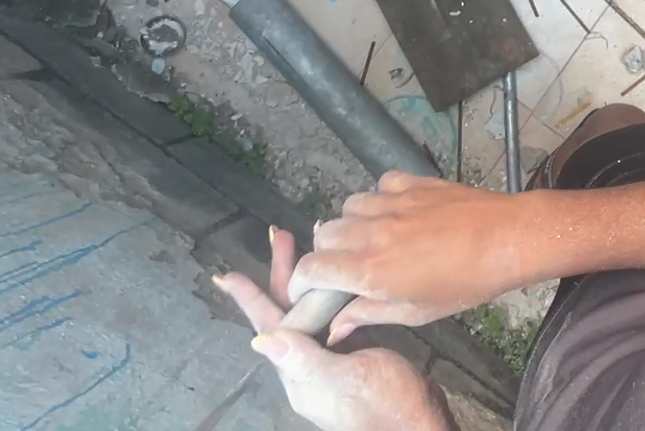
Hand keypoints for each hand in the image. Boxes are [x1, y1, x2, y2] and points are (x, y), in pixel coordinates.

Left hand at [217, 227, 457, 430]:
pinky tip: (346, 274)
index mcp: (299, 370)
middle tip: (281, 234)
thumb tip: (260, 339)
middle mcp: (309, 363)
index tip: (227, 275)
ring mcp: (333, 358)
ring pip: (312, 310)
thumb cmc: (382, 405)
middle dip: (284, 272)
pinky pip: (336, 315)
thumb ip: (305, 360)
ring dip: (310, 276)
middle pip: (289, 311)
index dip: (250, 298)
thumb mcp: (344, 380)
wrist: (417, 427)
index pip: (269, 325)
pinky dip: (335, 288)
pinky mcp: (357, 353)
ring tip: (314, 243)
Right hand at [291, 171, 535, 340]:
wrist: (507, 238)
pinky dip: (381, 196)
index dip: (302, 282)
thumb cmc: (465, 283)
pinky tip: (397, 210)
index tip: (311, 290)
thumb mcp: (416, 312)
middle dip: (326, 253)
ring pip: (349, 205)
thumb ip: (369, 314)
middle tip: (346, 266)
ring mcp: (396, 202)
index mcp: (371, 270)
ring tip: (372, 237)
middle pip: (324, 234)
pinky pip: (382, 182)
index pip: (310, 268)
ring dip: (352, 223)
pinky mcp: (416, 181)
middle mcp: (375, 231)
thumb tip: (335, 327)